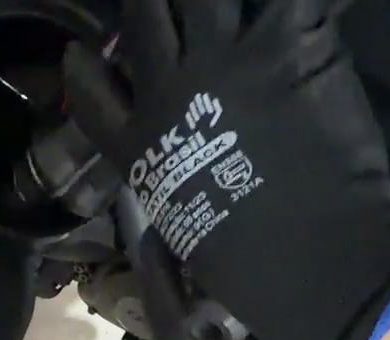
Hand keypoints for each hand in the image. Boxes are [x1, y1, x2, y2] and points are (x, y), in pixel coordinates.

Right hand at [64, 0, 389, 339]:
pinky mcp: (285, 43)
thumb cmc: (242, 264)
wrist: (304, 260)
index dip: (87, 68)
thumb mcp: (179, 222)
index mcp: (140, 146)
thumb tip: (179, 154)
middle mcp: (169, 92)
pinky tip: (298, 13)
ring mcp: (224, 60)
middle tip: (180, 12)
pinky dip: (289, 5)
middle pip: (144, 14)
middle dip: (155, 5)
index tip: (86, 53)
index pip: (92, 90)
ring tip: (229, 8)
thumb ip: (171, 172)